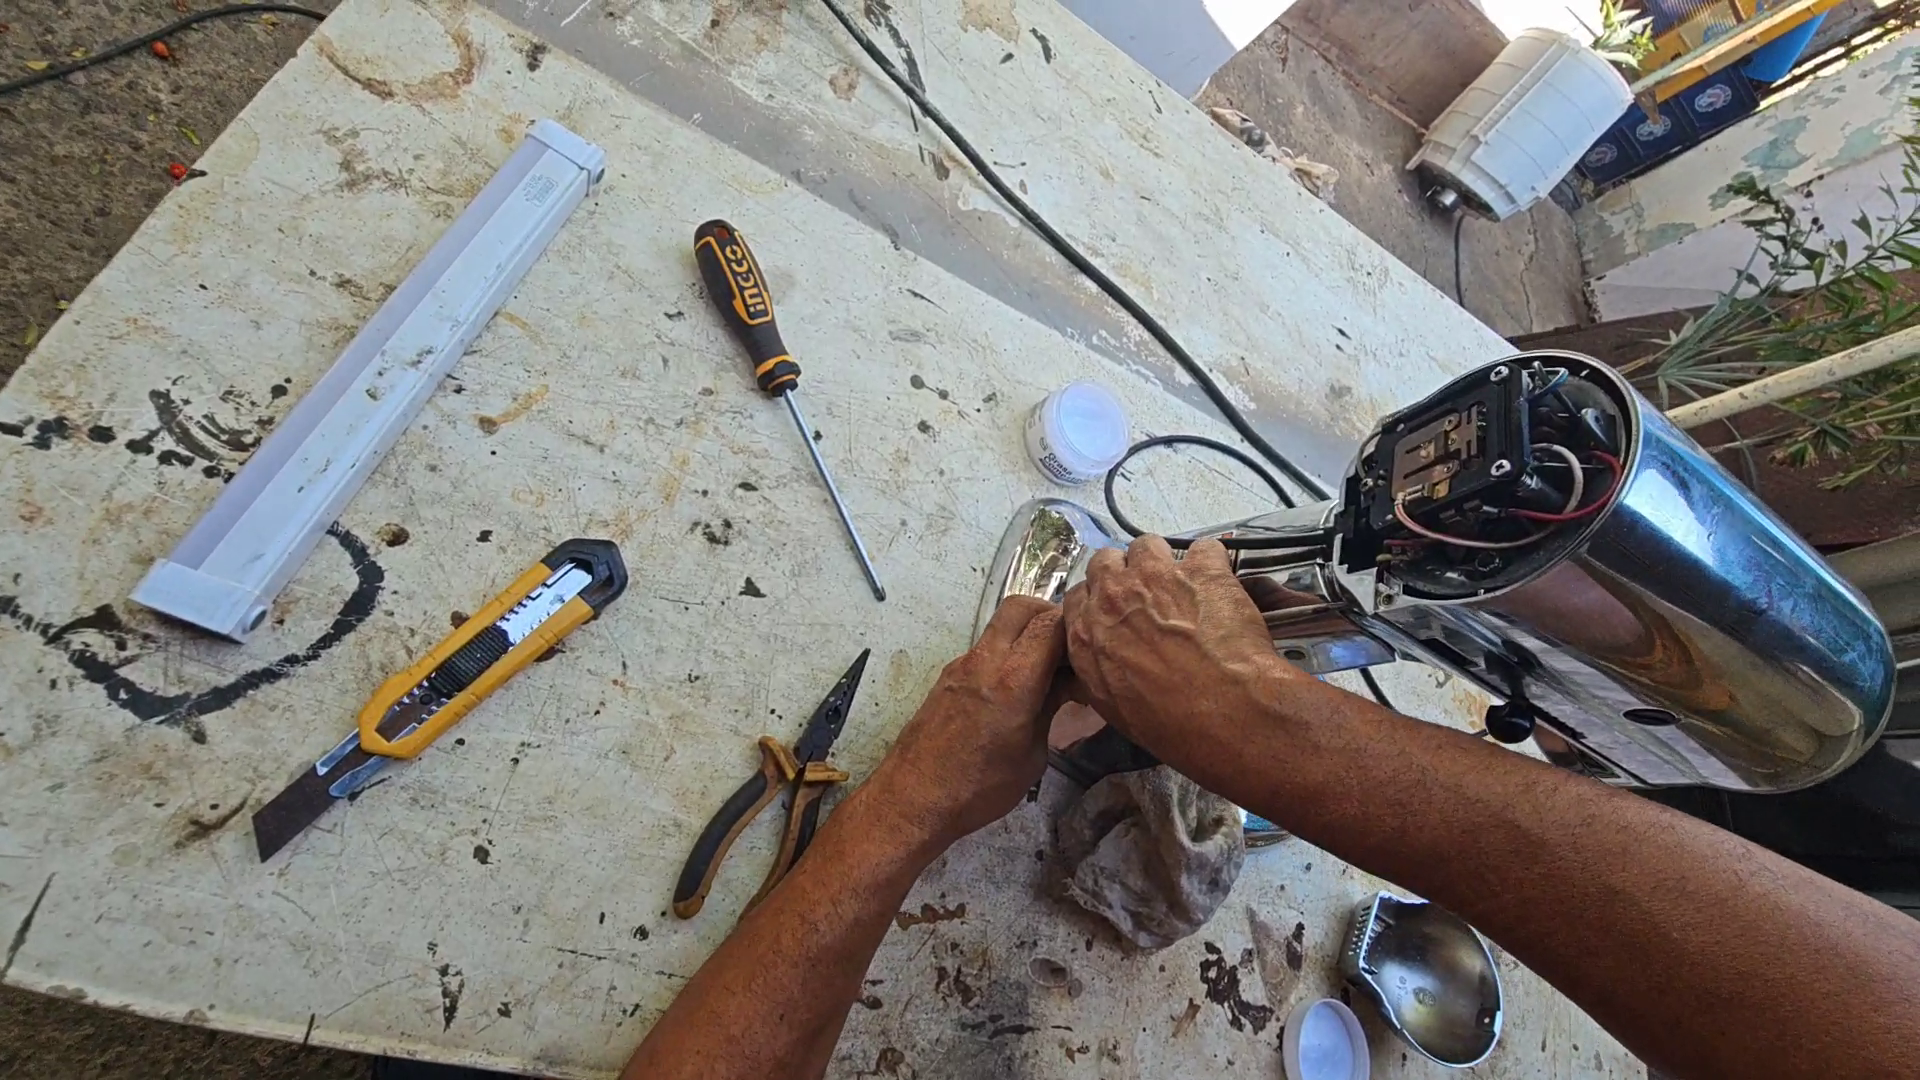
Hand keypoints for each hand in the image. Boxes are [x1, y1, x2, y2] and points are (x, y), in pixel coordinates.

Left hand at [868, 597, 1066, 846]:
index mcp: (1013, 680)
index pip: (1050, 624)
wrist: (913, 799)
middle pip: (1020, 606)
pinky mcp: (948, 675)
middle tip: (1067, 647)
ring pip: (1000, 625)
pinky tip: (1017, 689)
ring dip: (1026, 635)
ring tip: (1046, 671)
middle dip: (1048, 615)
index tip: (1090, 648)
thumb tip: (1070, 683)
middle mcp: (985, 660)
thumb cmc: (979, 788)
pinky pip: (985, 648)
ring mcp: (962, 664)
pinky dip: (1007, 654)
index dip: (1075, 625)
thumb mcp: (1032, 755)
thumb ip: (1051, 709)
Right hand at [1061, 536, 1293, 763]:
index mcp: (1085, 631)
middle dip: (1123, 573)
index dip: (1099, 600)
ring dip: (1161, 561)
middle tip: (1147, 594)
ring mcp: (1155, 576)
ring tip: (1182, 583)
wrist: (1222, 714)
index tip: (1116, 611)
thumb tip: (1104, 659)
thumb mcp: (1111, 706)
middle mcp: (1113, 595)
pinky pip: (1204, 549)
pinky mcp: (1201, 569)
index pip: (1079, 595)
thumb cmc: (1166, 724)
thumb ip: (1096, 668)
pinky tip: (1220, 586)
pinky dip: (1211, 564)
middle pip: (1105, 561)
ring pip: (1147, 544)